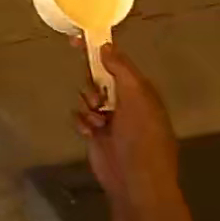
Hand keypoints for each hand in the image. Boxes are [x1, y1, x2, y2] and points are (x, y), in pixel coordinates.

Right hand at [73, 39, 181, 212]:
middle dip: (92, 84)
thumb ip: (121, 68)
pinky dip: (81, 121)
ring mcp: (110, 119)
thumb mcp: (136, 96)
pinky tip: (89, 131)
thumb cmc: (141, 135)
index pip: (117, 62)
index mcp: (140, 90)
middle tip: (96, 98)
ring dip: (87, 105)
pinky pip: (79, 116)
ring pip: (87, 96)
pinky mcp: (95, 134)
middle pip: (98, 78)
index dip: (99, 51)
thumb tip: (106, 46)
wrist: (135, 181)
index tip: (78, 39)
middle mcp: (125, 102)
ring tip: (97, 120)